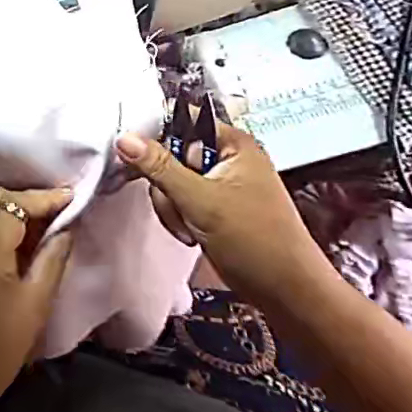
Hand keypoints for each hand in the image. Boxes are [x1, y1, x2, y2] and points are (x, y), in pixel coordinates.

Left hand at [0, 186, 76, 411]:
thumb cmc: (2, 343)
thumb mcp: (37, 301)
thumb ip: (53, 256)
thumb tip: (67, 225)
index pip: (15, 205)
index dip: (44, 199)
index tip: (70, 197)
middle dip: (24, 199)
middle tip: (53, 213)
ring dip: (4, 206)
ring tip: (31, 222)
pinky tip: (6, 235)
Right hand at [115, 124, 335, 304]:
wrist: (286, 292)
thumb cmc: (255, 240)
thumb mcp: (200, 200)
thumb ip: (159, 167)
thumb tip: (125, 138)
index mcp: (233, 143)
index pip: (183, 119)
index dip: (157, 134)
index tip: (137, 156)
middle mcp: (227, 158)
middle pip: (172, 153)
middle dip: (166, 184)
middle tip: (179, 205)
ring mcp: (221, 184)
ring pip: (172, 180)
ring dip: (172, 206)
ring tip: (191, 227)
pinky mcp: (215, 207)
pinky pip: (181, 200)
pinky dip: (180, 217)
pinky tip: (192, 234)